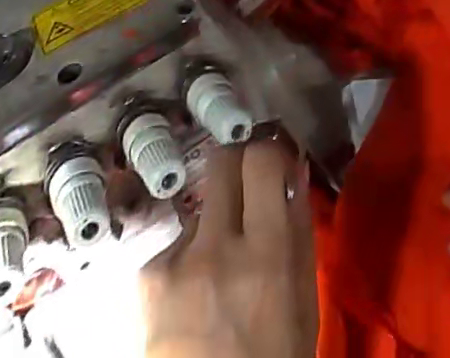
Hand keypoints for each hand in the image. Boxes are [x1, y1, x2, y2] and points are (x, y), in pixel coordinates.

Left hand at [140, 138, 317, 357]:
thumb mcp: (302, 302)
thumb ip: (298, 229)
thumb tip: (294, 168)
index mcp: (266, 255)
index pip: (260, 160)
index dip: (269, 148)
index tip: (276, 156)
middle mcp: (216, 247)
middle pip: (222, 160)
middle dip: (239, 161)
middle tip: (249, 183)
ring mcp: (176, 260)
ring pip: (201, 204)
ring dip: (216, 218)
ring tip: (221, 263)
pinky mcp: (147, 275)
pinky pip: (177, 239)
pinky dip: (190, 254)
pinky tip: (194, 291)